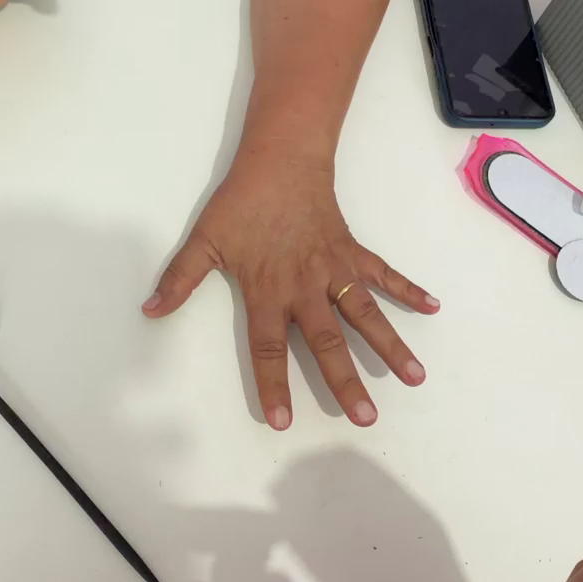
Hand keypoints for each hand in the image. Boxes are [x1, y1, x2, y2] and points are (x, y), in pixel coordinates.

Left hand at [142, 152, 437, 429]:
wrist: (280, 160)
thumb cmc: (242, 202)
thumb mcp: (205, 240)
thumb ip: (179, 279)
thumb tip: (149, 311)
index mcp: (268, 292)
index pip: (269, 347)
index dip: (274, 385)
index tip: (282, 421)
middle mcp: (305, 288)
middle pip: (328, 342)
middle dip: (345, 381)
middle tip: (364, 418)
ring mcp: (334, 270)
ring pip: (365, 314)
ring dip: (390, 345)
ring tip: (413, 377)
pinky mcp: (353, 252)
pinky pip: (384, 273)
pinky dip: (408, 288)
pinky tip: (433, 307)